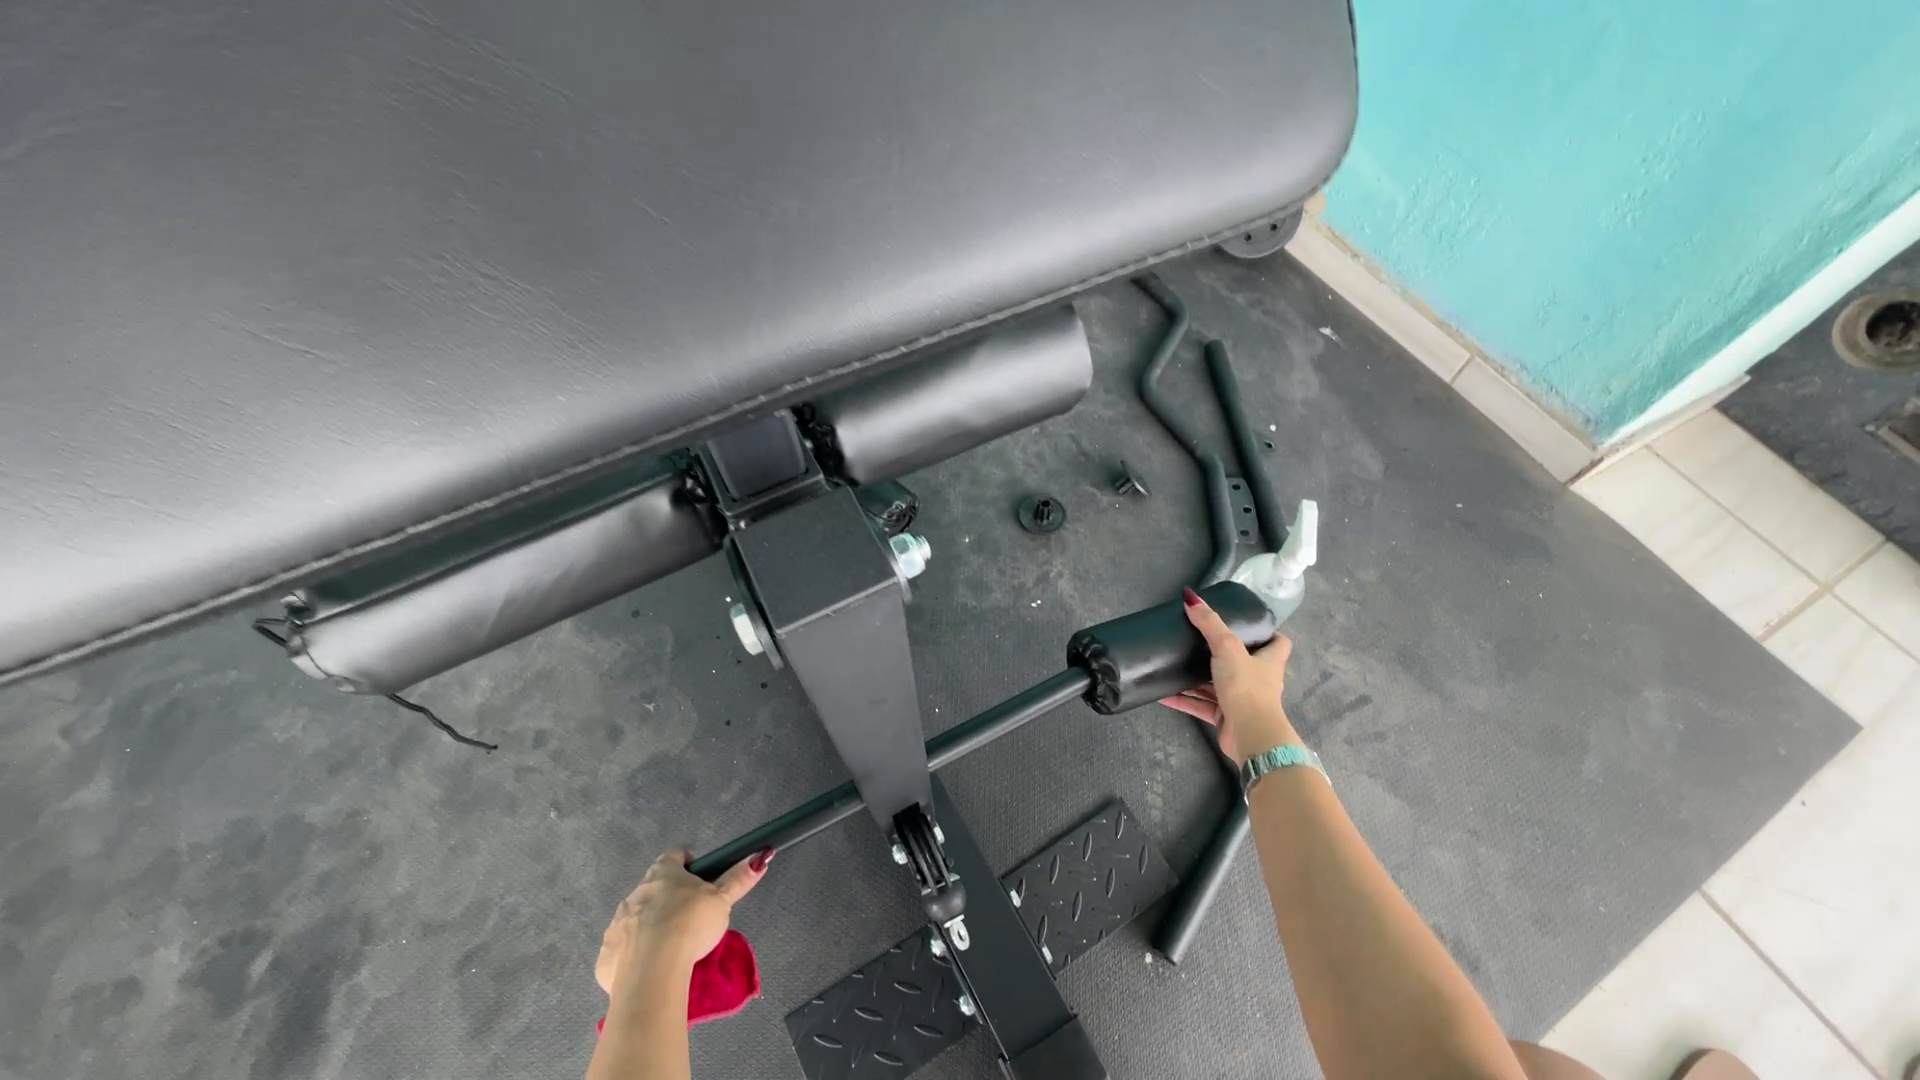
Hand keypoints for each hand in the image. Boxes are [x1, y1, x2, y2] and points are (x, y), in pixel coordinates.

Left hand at [595, 847, 770, 995]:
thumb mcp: (721, 901)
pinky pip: (622, 949)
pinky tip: (650, 968)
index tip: (699, 880)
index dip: (687, 865)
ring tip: (670, 947)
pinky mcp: (606, 955)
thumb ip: (738, 879)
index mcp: (662, 874)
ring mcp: (617, 924)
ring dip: (649, 926)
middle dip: (668, 899)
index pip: (673, 856)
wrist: (651, 972)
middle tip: (689, 919)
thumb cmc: (689, 925)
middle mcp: (635, 893)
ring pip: (635, 919)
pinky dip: (633, 955)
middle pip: (653, 889)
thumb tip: (761, 856)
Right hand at [1159, 587, 1297, 763]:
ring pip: (1217, 685)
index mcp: (1269, 661)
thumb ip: (1209, 624)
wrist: (1249, 734)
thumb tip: (1190, 597)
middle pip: (1243, 662)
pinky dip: (1184, 699)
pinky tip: (1163, 693)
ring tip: (1176, 665)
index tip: (1248, 623)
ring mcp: (1242, 700)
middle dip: (1224, 654)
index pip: (1278, 642)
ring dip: (1197, 678)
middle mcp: (1258, 680)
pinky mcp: (1225, 718)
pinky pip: (1201, 705)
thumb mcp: (1227, 647)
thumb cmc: (1246, 686)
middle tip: (1201, 640)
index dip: (1267, 632)